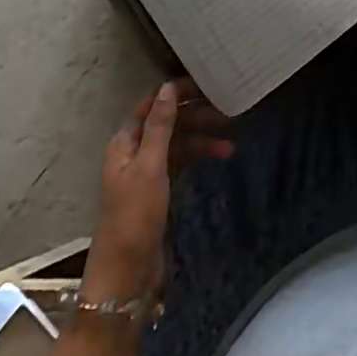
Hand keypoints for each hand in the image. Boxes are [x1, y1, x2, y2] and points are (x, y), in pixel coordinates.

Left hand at [83, 79, 233, 303]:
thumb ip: (159, 126)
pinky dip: (199, 156)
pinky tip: (221, 156)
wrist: (128, 272)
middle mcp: (134, 151)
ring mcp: (147, 171)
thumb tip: (167, 87)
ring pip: (178, 143)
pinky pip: (181, 162)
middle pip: (167, 122)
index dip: (176, 92)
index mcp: (125, 140)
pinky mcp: (159, 190)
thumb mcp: (149, 166)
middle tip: (227, 111)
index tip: (206, 83)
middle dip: (195, 115)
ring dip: (201, 138)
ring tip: (231, 139)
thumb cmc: (135, 214)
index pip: (152, 104)